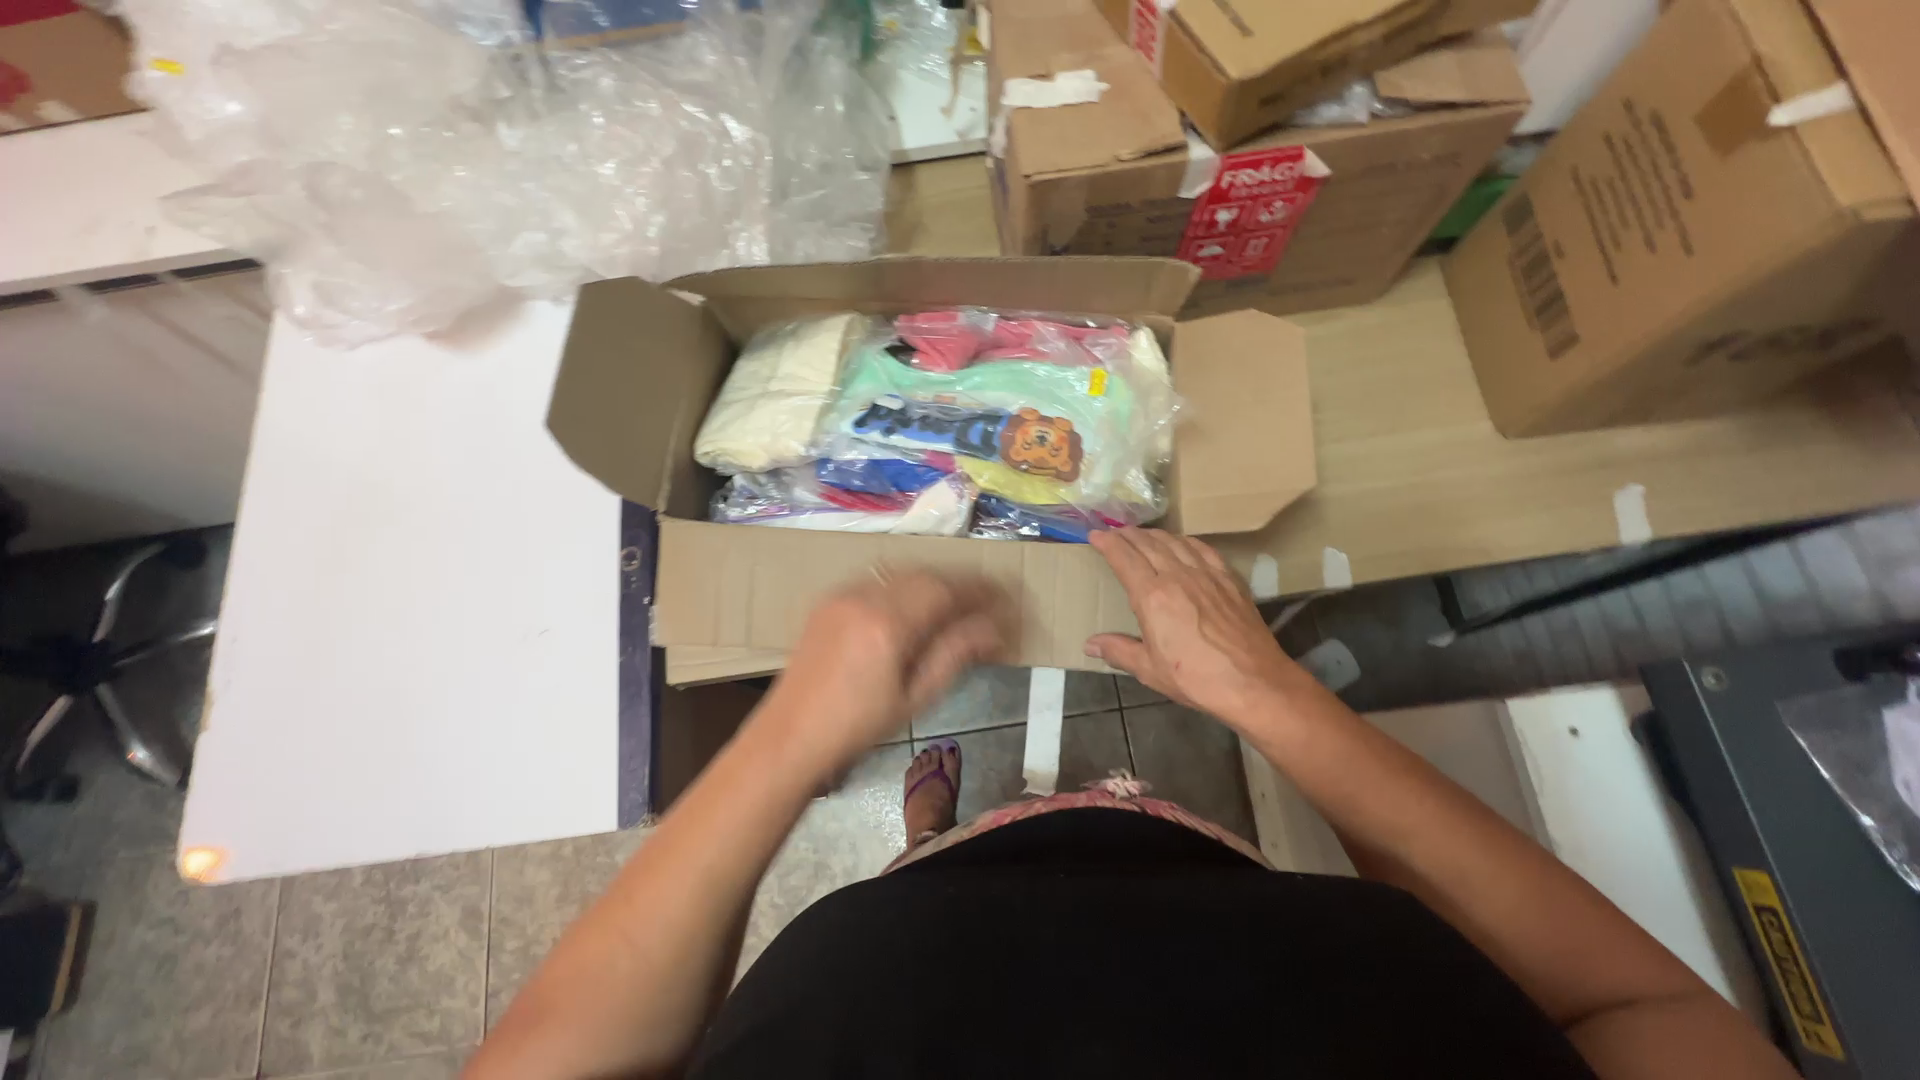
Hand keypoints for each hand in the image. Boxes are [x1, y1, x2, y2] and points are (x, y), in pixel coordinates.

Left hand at [757, 568, 1011, 775]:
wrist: (790, 735)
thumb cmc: (858, 726)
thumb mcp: (915, 697)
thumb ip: (955, 654)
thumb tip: (995, 629)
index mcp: (888, 623)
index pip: (946, 590)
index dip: (980, 591)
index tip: (1006, 600)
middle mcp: (864, 597)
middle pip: (926, 575)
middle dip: (961, 584)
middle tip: (989, 601)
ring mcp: (843, 594)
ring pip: (902, 573)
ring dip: (934, 581)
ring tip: (959, 602)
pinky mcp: (829, 600)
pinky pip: (878, 579)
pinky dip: (906, 584)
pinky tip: (918, 604)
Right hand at [1086, 528, 1301, 725]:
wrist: (1254, 682)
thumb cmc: (1196, 679)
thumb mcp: (1149, 670)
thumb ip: (1119, 651)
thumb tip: (1090, 645)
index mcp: (1152, 597)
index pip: (1124, 559)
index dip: (1107, 544)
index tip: (1095, 536)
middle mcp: (1177, 576)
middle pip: (1148, 544)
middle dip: (1128, 535)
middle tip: (1115, 532)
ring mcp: (1206, 575)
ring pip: (1175, 542)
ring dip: (1154, 534)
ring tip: (1143, 534)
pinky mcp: (1229, 580)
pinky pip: (1203, 549)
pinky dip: (1186, 541)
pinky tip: (1182, 542)